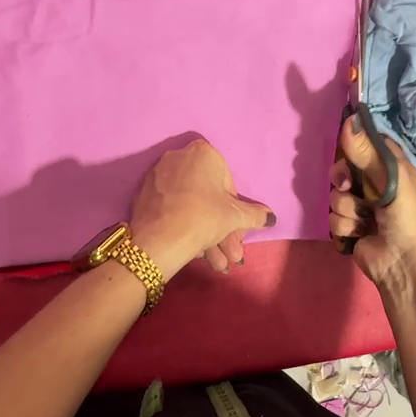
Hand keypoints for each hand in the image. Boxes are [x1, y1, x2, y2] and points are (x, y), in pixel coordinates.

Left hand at [129, 137, 275, 277]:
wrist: (160, 239)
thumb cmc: (204, 217)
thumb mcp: (235, 217)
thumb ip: (255, 215)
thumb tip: (271, 217)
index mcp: (203, 153)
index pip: (227, 183)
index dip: (234, 211)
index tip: (235, 231)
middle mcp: (178, 157)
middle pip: (207, 197)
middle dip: (221, 229)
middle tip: (230, 254)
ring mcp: (158, 175)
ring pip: (190, 206)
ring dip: (207, 235)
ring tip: (216, 263)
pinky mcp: (144, 195)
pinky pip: (172, 209)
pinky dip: (185, 228)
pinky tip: (195, 253)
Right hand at [330, 113, 415, 294]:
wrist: (405, 268)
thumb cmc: (408, 220)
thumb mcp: (392, 183)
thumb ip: (368, 154)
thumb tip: (348, 120)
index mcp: (391, 167)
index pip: (365, 143)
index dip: (352, 144)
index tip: (344, 146)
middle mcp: (375, 183)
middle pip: (343, 167)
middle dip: (342, 179)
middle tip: (348, 187)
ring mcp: (361, 206)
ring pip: (335, 194)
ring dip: (347, 208)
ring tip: (364, 221)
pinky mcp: (349, 226)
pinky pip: (332, 217)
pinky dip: (345, 226)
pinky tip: (359, 234)